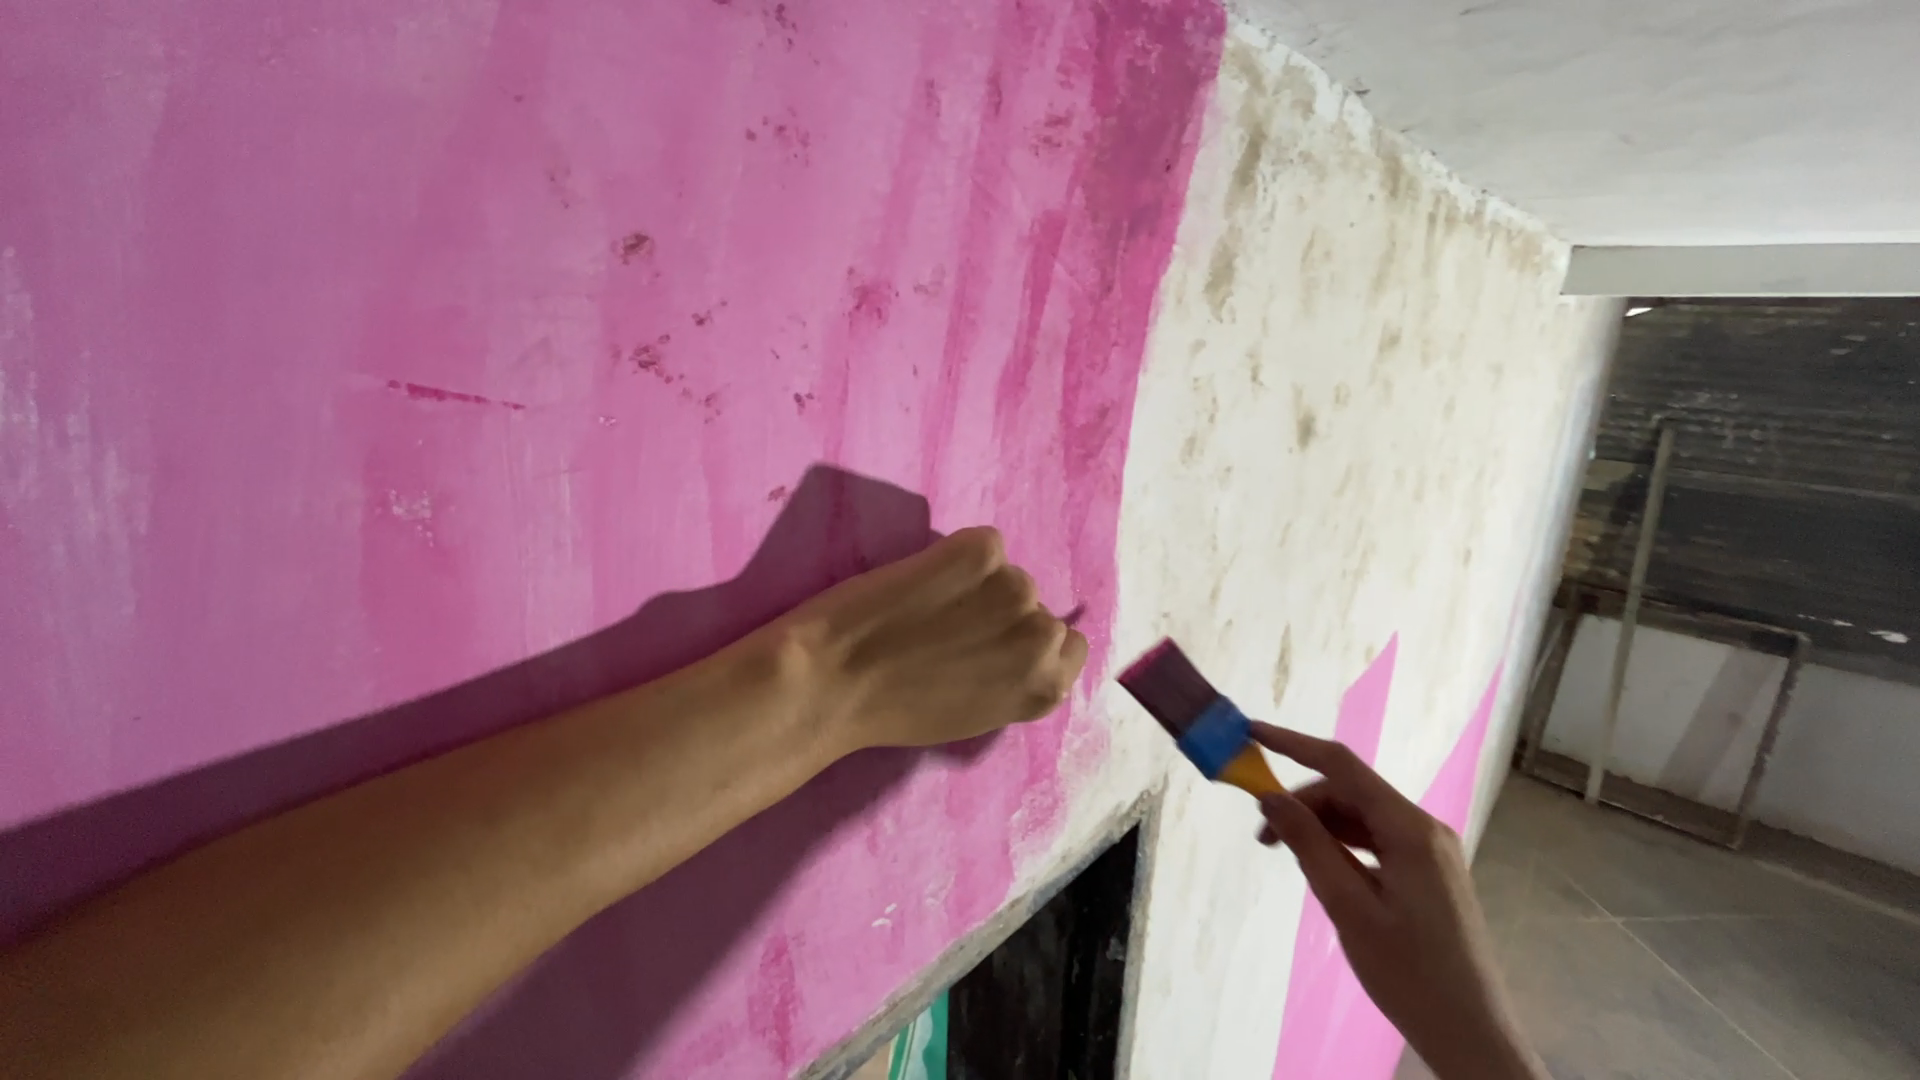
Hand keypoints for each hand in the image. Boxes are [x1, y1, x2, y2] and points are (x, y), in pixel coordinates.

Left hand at [779, 527, 1088, 754]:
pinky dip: (953, 555)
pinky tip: (921, 581)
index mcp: (1045, 688)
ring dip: (976, 582)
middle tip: (949, 628)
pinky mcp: (981, 551)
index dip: (1024, 640)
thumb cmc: (894, 710)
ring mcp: (1014, 589)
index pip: (1068, 645)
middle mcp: (1042, 638)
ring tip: (927, 607)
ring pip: (1006, 572)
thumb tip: (1021, 647)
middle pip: (1035, 604)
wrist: (832, 681)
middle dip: (1000, 610)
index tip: (989, 644)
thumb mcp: (977, 714)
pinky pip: (981, 543)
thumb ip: (1013, 679)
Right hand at [1251, 723, 1546, 1079]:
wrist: (1474, 1037)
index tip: (1251, 734)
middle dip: (1301, 802)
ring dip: (1318, 825)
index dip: (1293, 744)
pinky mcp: (1428, 871)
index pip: (1342, 766)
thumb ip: (1308, 844)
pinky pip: (1374, 839)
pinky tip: (1321, 868)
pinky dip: (1340, 843)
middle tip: (1263, 837)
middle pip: (1349, 792)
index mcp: (1410, 830)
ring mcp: (1429, 850)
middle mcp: (1424, 828)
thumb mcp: (1348, 906)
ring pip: (1359, 816)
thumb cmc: (1409, 974)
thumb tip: (1270, 798)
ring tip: (1286, 855)